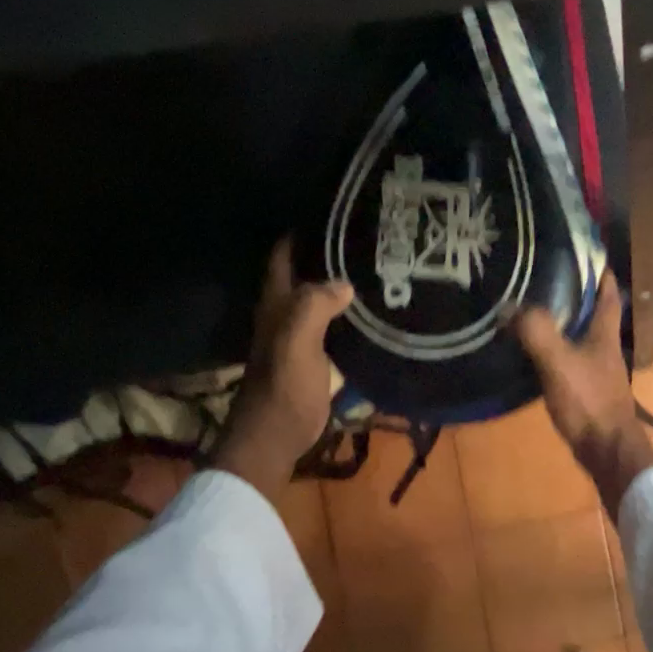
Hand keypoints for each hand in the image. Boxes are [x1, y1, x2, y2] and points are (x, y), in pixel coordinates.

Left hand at [214, 239, 352, 501]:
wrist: (275, 436)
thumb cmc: (283, 389)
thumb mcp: (296, 343)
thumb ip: (314, 308)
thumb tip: (345, 283)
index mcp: (276, 306)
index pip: (283, 258)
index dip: (300, 234)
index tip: (331, 214)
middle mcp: (286, 315)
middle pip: (304, 276)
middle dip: (327, 256)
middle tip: (365, 239)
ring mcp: (301, 338)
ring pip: (321, 301)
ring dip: (341, 286)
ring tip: (377, 270)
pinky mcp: (317, 359)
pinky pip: (336, 327)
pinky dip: (351, 316)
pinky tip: (375, 314)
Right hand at [510, 273, 652, 513]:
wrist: (607, 451)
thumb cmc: (590, 402)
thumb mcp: (559, 362)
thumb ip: (537, 332)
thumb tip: (509, 306)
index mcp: (605, 333)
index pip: (608, 293)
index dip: (599, 271)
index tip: (581, 251)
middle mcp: (605, 348)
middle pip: (592, 313)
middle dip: (572, 294)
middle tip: (540, 276)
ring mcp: (597, 370)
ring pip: (579, 337)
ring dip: (559, 323)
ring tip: (527, 308)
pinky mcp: (586, 391)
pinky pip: (568, 360)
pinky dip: (552, 350)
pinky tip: (529, 351)